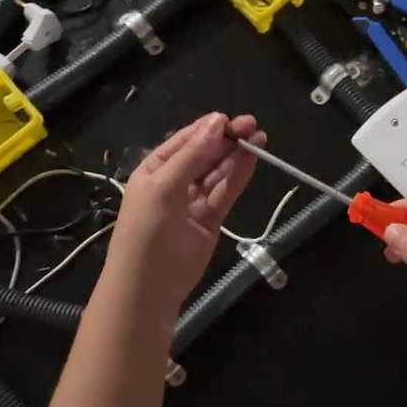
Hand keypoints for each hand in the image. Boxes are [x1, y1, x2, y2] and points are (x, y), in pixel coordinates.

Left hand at [107, 112, 261, 313]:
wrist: (148, 287)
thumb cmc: (146, 232)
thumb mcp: (163, 188)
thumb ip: (192, 156)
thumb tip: (216, 122)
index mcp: (154, 170)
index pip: (184, 142)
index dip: (207, 129)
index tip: (230, 119)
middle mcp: (174, 182)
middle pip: (204, 154)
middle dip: (226, 140)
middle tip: (252, 125)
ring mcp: (193, 202)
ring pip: (218, 173)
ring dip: (236, 156)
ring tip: (260, 138)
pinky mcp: (211, 220)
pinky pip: (226, 193)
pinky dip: (238, 177)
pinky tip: (252, 160)